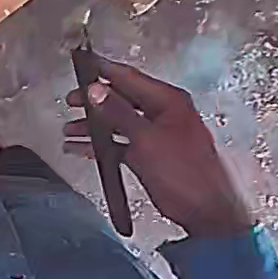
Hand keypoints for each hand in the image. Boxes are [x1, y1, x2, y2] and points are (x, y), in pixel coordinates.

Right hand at [64, 57, 250, 237]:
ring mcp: (157, 133)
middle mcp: (163, 113)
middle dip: (94, 101)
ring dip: (94, 126)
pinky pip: (121, 142)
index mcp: (168, 101)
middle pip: (122, 98)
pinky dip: (102, 144)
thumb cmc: (186, 175)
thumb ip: (118, 113)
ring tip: (70, 129)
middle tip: (72, 100)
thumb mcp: (146, 139)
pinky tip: (82, 148)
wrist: (207, 214)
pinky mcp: (151, 153)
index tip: (82, 64)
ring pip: (118, 122)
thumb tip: (96, 90)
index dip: (103, 70)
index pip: (129, 77)